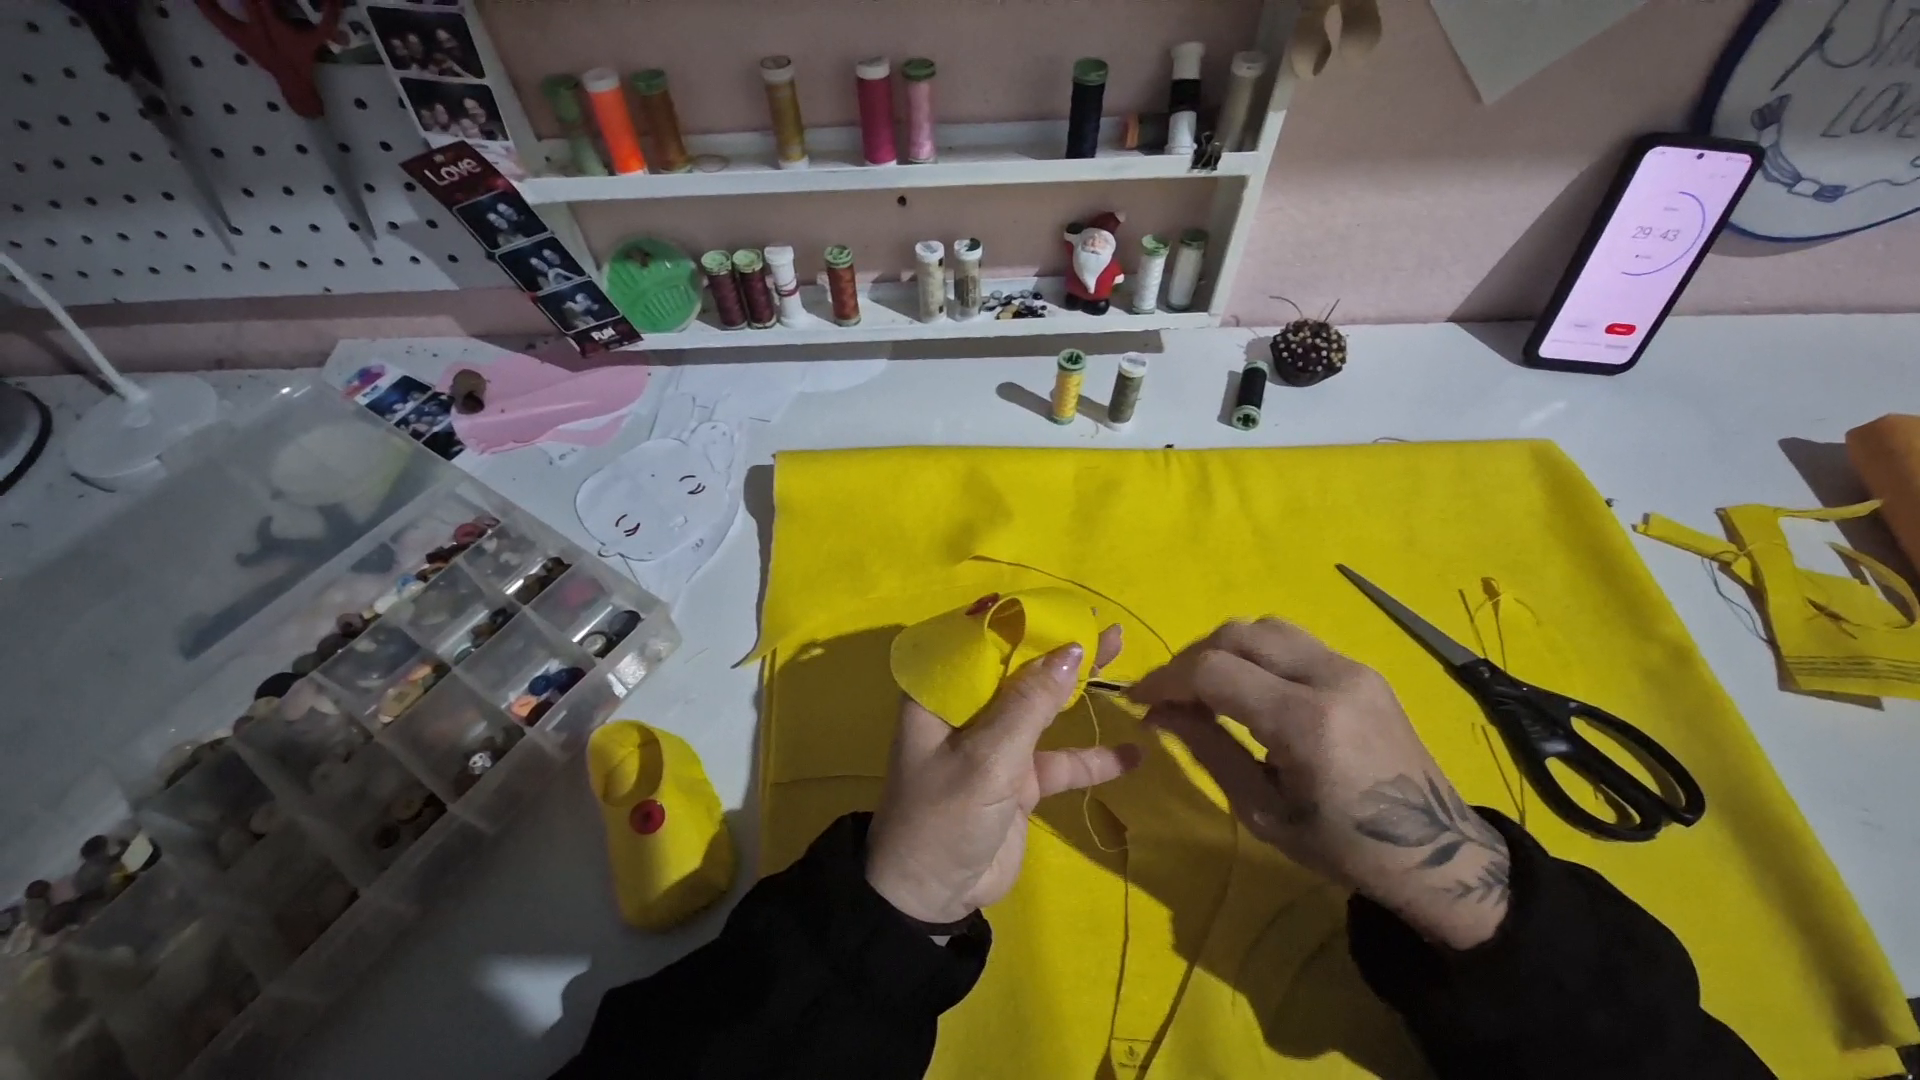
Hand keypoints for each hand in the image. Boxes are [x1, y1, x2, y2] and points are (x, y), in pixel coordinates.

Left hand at [866, 626, 1140, 926]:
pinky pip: (1059, 760)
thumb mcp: (987, 758)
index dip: (1021, 623)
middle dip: (1057, 648)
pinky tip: (1133, 754)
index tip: (1064, 608)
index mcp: (940, 696)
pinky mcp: (1017, 781)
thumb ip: (1029, 705)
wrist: (932, 898)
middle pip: (1017, 670)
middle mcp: (966, 712)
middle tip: (1104, 628)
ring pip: (1041, 708)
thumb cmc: (944, 817)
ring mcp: (994, 746)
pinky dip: (1092, 758)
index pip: (980, 643)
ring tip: (1120, 656)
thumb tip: (1071, 650)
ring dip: (1077, 688)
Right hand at [1131, 619, 1510, 949]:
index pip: (1214, 671)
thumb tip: (1158, 711)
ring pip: (1264, 628)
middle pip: (1237, 634)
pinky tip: (1248, 690)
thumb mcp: (1262, 812)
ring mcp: (1352, 667)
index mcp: (1307, 722)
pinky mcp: (1361, 669)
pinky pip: (1292, 642)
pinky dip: (1255, 654)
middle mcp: (1331, 677)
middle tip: (1169, 697)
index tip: (1139, 700)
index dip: (1166, 679)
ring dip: (1223, 650)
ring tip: (1205, 690)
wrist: (1439, 853)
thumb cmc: (1343, 847)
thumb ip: (1208, 749)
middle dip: (1190, 659)